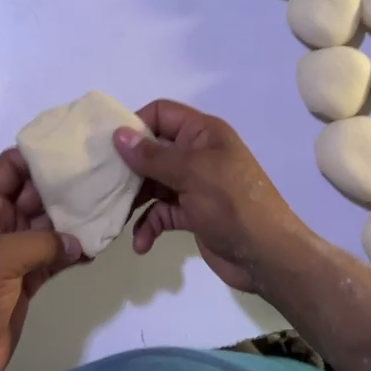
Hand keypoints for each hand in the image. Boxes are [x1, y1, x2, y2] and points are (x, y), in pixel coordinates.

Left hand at [0, 149, 81, 370]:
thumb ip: (41, 242)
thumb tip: (78, 239)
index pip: (9, 168)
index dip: (35, 155)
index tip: (70, 147)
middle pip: (34, 194)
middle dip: (63, 185)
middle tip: (100, 175)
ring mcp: (14, 254)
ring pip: (48, 225)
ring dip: (73, 219)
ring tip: (107, 207)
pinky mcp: (28, 280)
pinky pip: (55, 256)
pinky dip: (73, 251)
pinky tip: (97, 245)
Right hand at [112, 100, 310, 292]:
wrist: (268, 256)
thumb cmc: (232, 204)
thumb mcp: (192, 173)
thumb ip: (154, 155)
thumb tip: (118, 134)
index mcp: (202, 133)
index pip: (161, 114)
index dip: (135, 124)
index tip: (109, 145)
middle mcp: (197, 154)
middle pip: (152, 150)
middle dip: (129, 168)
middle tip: (103, 183)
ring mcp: (195, 185)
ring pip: (153, 183)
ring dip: (135, 201)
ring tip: (115, 217)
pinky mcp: (192, 213)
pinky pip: (162, 212)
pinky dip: (149, 225)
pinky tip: (141, 244)